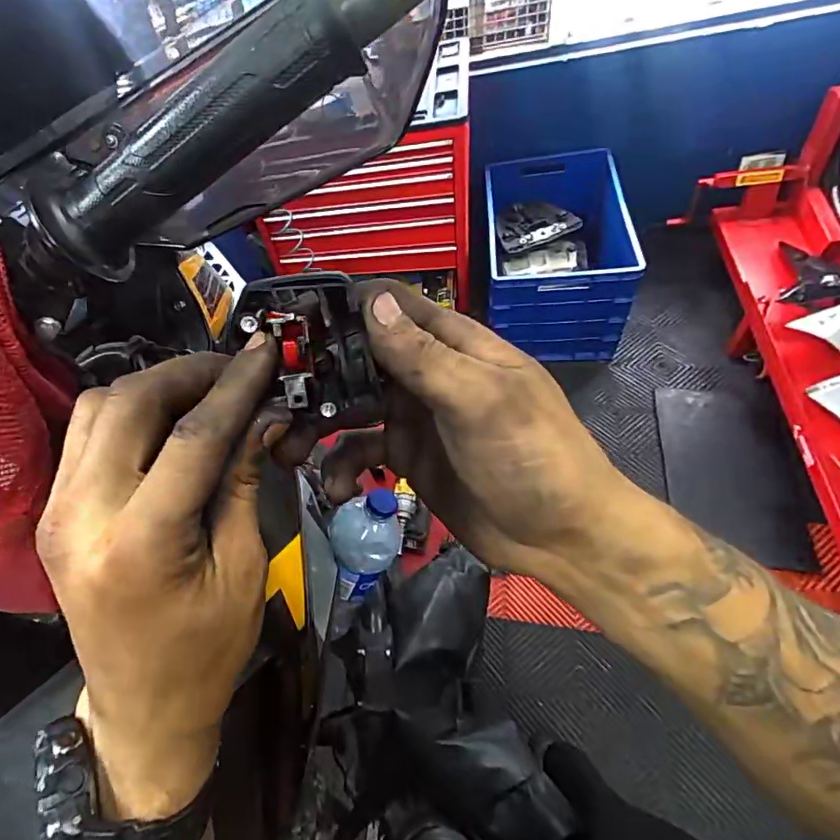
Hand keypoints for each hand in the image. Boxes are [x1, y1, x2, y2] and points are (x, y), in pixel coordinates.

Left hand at [37, 343, 279, 819]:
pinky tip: (166, 420)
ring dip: (153, 386)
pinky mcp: (52, 511)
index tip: (264, 352)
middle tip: (234, 370)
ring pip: (97, 408)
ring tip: (203, 391)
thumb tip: (266, 415)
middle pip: (129, 404)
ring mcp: (56, 511)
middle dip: (187, 373)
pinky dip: (128, 411)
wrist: (141, 710)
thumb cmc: (205, 653)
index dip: (235, 387)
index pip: (193, 437)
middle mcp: (82, 515)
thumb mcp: (243, 568)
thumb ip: (246, 481)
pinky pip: (85, 434)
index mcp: (139, 542)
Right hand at [319, 281, 651, 591]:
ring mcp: (415, 415)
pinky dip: (343, 465)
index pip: (393, 305)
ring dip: (320, 423)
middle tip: (277, 396)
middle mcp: (428, 372)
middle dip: (319, 373)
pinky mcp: (407, 457)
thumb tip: (373, 302)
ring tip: (290, 450)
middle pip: (361, 356)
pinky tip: (335, 487)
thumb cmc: (533, 457)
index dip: (346, 306)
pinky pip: (362, 451)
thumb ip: (424, 355)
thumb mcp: (480, 400)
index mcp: (453, 344)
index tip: (295, 323)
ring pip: (353, 404)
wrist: (562, 537)